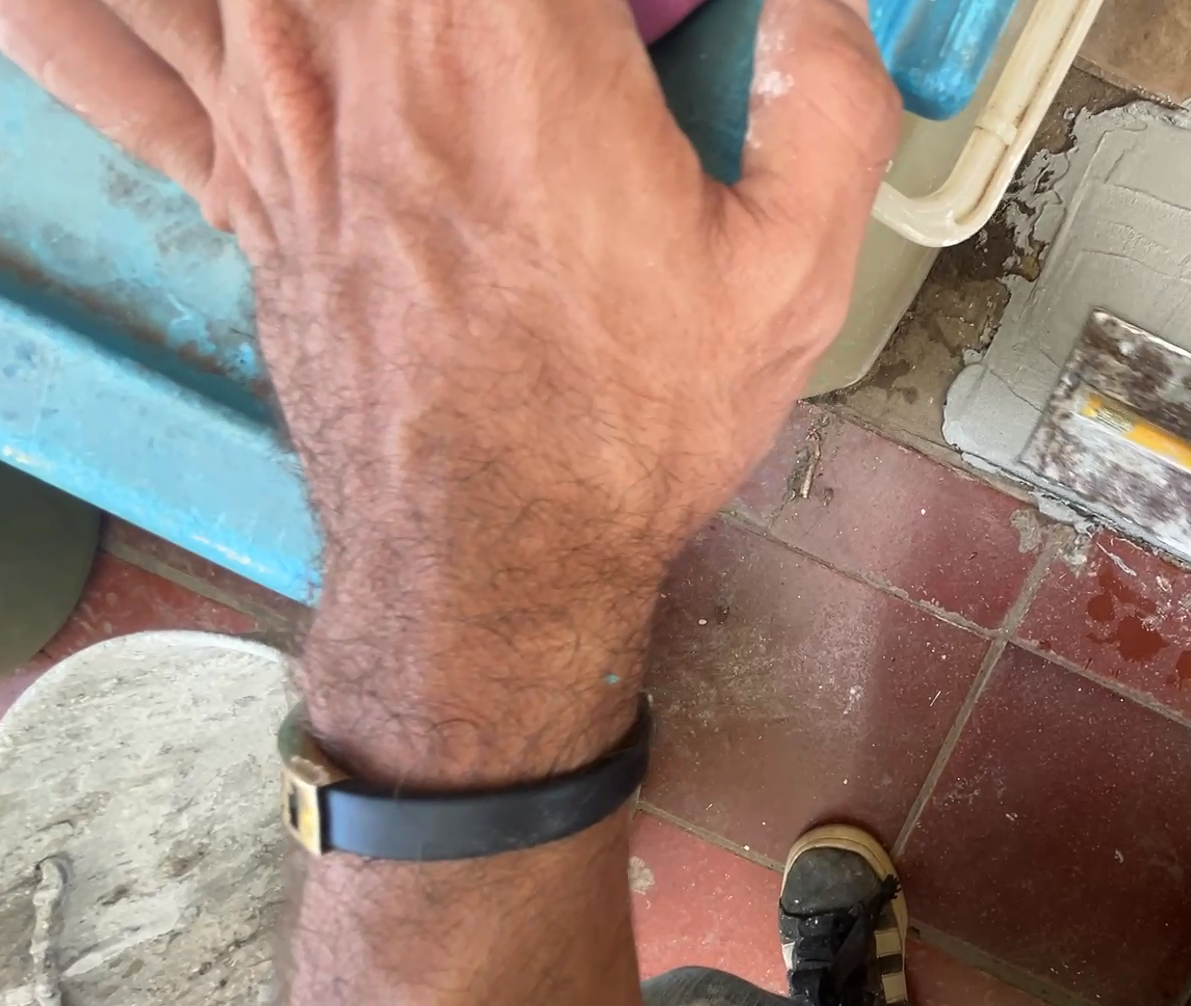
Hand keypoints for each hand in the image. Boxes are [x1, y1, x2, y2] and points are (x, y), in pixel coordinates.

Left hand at [0, 0, 901, 780]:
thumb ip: (831, 111)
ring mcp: (267, 77)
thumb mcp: (793, 281)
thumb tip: (812, 4)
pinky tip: (338, 83)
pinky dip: (210, 35)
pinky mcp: (238, 154)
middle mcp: (357, 21)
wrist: (500, 555)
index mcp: (509, 28)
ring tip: (541, 148)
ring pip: (358, 14)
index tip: (668, 50)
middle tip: (631, 96)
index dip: (653, 10)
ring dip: (464, 55)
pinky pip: (148, 27)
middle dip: (592, 38)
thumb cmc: (647, 417)